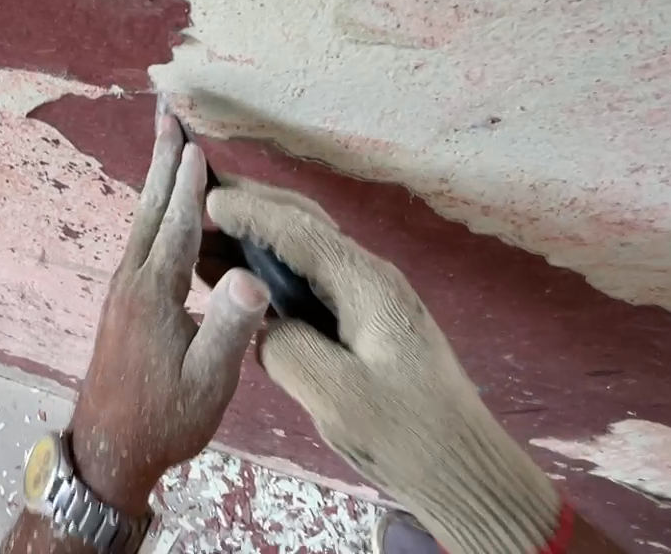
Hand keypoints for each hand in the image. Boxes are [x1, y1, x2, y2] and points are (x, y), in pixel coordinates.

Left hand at [65, 107, 269, 511]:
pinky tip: (160, 203)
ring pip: (141, 217)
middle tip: (164, 114)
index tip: (195, 144)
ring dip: (154, 175)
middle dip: (161, 158)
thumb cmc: (165, 417)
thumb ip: (229, 330)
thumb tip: (252, 277)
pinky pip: (140, 235)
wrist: (110, 444)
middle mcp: (132, 277)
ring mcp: (122, 284)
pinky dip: (152, 204)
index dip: (190, 187)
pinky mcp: (121, 294)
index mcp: (154, 292)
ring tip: (164, 139)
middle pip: (150, 207)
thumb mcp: (208, 383)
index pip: (177, 227)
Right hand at [207, 180, 568, 553]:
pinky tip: (239, 277)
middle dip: (253, 203)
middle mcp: (367, 274)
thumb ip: (286, 348)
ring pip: (305, 242)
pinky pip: (309, 272)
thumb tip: (259, 321)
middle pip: (303, 220)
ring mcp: (368, 292)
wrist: (468, 473)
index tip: (207, 199)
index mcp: (365, 284)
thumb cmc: (406, 436)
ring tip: (207, 233)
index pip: (297, 230)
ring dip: (258, 231)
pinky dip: (270, 263)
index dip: (250, 211)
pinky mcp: (362, 314)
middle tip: (202, 196)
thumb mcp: (337, 398)